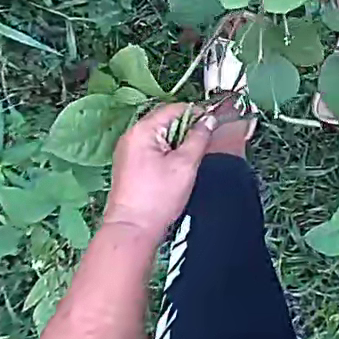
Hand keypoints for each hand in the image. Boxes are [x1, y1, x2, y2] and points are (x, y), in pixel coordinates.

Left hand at [102, 103, 215, 243]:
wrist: (132, 230)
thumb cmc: (154, 200)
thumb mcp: (185, 164)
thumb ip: (199, 138)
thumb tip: (208, 121)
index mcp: (143, 130)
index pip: (174, 109)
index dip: (196, 114)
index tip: (210, 123)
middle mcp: (131, 136)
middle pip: (166, 121)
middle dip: (186, 130)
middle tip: (202, 144)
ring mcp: (128, 151)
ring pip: (159, 136)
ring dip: (177, 143)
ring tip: (188, 161)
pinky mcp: (129, 165)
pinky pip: (151, 149)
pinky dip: (166, 154)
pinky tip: (175, 170)